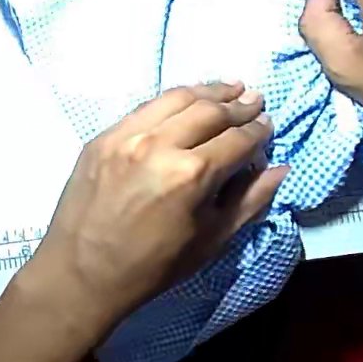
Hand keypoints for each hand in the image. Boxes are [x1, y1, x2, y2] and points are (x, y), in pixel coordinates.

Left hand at [12, 83, 286, 347]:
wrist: (81, 274)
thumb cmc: (154, 267)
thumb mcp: (211, 240)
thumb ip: (250, 200)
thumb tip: (281, 167)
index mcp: (191, 175)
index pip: (237, 140)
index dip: (258, 132)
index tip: (268, 126)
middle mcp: (159, 144)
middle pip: (210, 111)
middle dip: (238, 105)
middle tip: (255, 100)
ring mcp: (127, 135)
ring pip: (177, 98)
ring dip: (209, 91)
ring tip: (230, 87)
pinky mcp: (103, 136)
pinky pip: (146, 107)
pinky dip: (174, 100)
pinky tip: (188, 100)